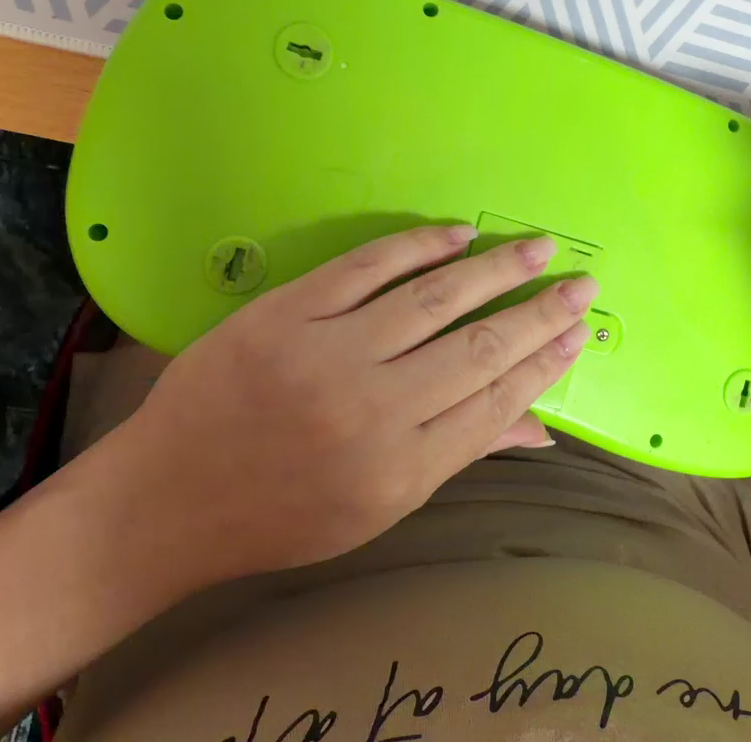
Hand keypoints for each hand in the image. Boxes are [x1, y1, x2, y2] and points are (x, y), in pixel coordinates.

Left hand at [93, 224, 597, 587]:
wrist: (168, 500)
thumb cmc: (280, 515)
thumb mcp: (378, 507)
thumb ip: (460, 455)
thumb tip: (541, 429)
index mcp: (404, 469)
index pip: (497, 401)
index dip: (546, 363)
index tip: (578, 333)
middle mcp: (376, 411)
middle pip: (482, 347)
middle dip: (541, 312)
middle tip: (582, 283)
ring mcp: (328, 354)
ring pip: (436, 298)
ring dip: (497, 270)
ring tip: (537, 249)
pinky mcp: (286, 312)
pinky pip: (367, 267)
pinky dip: (419, 245)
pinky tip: (458, 235)